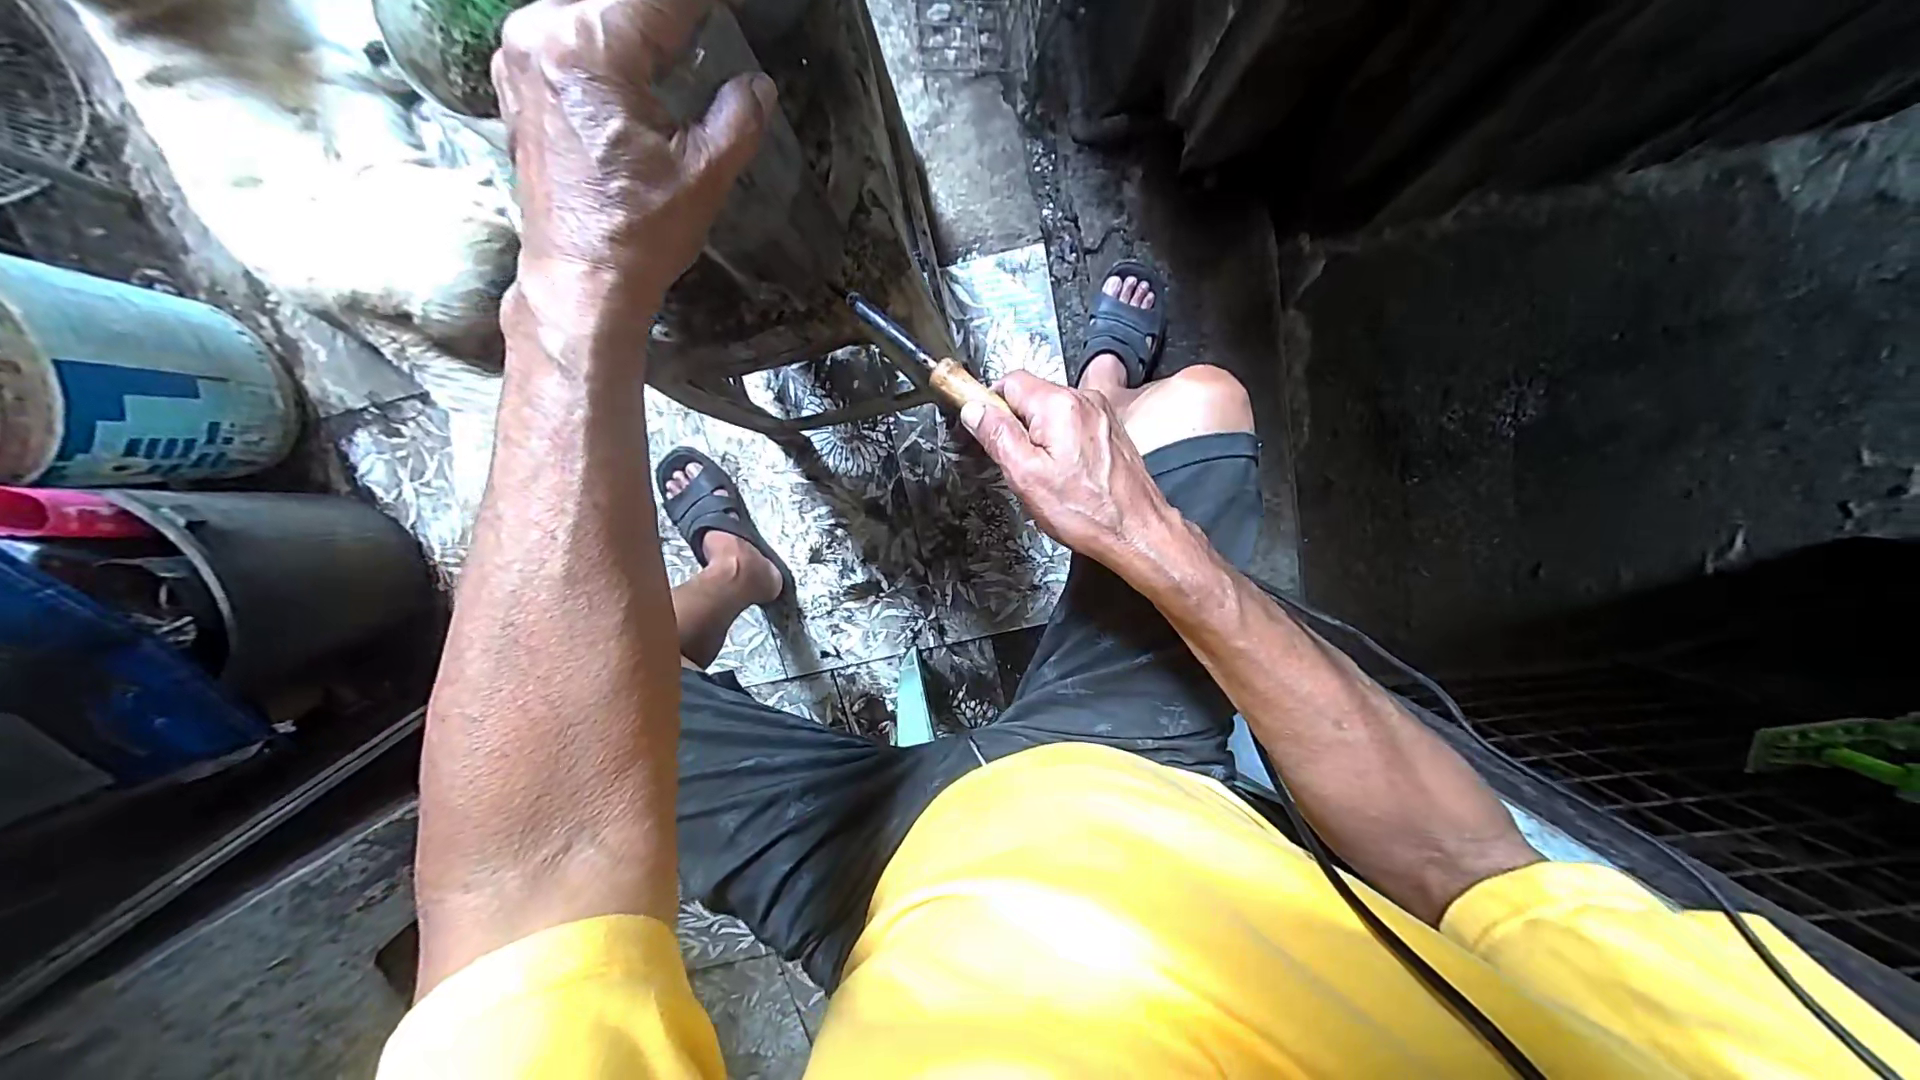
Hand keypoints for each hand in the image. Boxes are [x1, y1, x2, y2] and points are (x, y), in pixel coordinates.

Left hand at [493, 0, 776, 328]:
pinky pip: (569, 40)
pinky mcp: (517, 83)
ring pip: (594, 16)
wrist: (583, 279)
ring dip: (639, 34)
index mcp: (589, 46)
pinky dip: (608, 50)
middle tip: (709, 37)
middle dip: (671, 21)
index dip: (705, 7)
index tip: (733, 14)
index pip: (662, 0)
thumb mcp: (704, 177)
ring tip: (681, 60)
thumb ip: (737, 119)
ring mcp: (520, 55)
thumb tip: (759, 86)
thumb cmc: (641, 233)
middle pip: (622, 4)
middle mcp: (541, 31)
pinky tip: (637, 78)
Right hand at [961, 371, 1182, 572]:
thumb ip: (996, 436)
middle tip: (1020, 464)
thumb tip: (974, 410)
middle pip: (1031, 395)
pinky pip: (1071, 424)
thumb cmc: (1088, 511)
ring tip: (1046, 473)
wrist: (1136, 531)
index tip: (986, 430)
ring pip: (1051, 411)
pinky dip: (1060, 442)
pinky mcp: (1109, 428)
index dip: (991, 405)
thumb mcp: (1025, 476)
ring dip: (1039, 436)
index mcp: (1059, 405)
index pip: (1009, 381)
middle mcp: (1084, 399)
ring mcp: (1100, 413)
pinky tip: (1065, 473)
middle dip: (1016, 425)